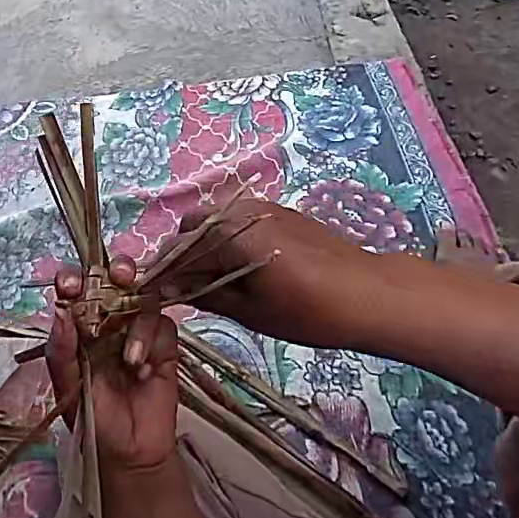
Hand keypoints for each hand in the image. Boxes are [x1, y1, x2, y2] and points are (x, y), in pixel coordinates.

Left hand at [48, 257, 179, 469]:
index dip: (76, 279)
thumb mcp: (68, 387)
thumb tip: (60, 311)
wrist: (128, 454)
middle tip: (120, 275)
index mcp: (83, 324)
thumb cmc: (93, 418)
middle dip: (119, 270)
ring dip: (138, 322)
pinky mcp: (164, 344)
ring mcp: (138, 328)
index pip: (79, 290)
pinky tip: (144, 370)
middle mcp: (111, 319)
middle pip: (117, 280)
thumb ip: (61, 351)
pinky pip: (162, 326)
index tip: (71, 283)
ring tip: (130, 360)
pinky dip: (153, 343)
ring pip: (144, 299)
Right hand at [150, 197, 381, 350]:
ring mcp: (260, 206)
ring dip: (202, 244)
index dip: (160, 271)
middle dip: (180, 253)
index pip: (177, 248)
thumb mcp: (250, 311)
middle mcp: (238, 210)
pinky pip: (236, 219)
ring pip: (214, 220)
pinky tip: (235, 265)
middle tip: (181, 286)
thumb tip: (170, 289)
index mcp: (227, 233)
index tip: (151, 292)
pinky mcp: (277, 211)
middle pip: (191, 226)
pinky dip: (224, 238)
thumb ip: (205, 294)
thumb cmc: (307, 310)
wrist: (367, 293)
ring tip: (208, 278)